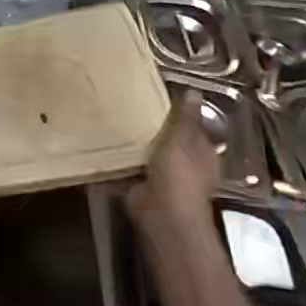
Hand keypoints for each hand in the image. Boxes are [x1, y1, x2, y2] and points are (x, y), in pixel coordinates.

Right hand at [127, 89, 223, 236]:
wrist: (161, 213)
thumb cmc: (180, 174)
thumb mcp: (185, 139)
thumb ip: (187, 117)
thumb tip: (194, 92)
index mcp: (203, 153)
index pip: (194, 128)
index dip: (180, 113)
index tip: (159, 96)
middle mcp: (185, 166)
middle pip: (169, 141)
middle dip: (153, 128)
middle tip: (131, 106)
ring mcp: (162, 178)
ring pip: (147, 155)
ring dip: (133, 145)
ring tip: (114, 121)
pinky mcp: (141, 187)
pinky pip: (127, 170)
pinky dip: (116, 162)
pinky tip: (102, 146)